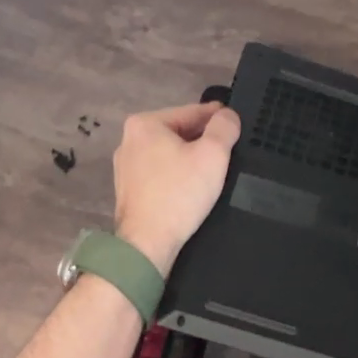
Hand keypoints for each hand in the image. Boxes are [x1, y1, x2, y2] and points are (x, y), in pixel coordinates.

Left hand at [112, 102, 241, 275]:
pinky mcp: (128, 194)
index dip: (215, 116)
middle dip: (200, 141)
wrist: (147, 244)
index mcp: (145, 124)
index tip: (232, 119)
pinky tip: (188, 192)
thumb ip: (224, 129)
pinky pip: (158, 178)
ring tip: (209, 173)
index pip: (190, 112)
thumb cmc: (179, 196)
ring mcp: (125, 169)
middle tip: (225, 151)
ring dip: (187, 161)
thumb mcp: (213, 155)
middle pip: (176, 134)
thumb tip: (228, 116)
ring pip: (166, 157)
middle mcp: (129, 141)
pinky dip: (174, 180)